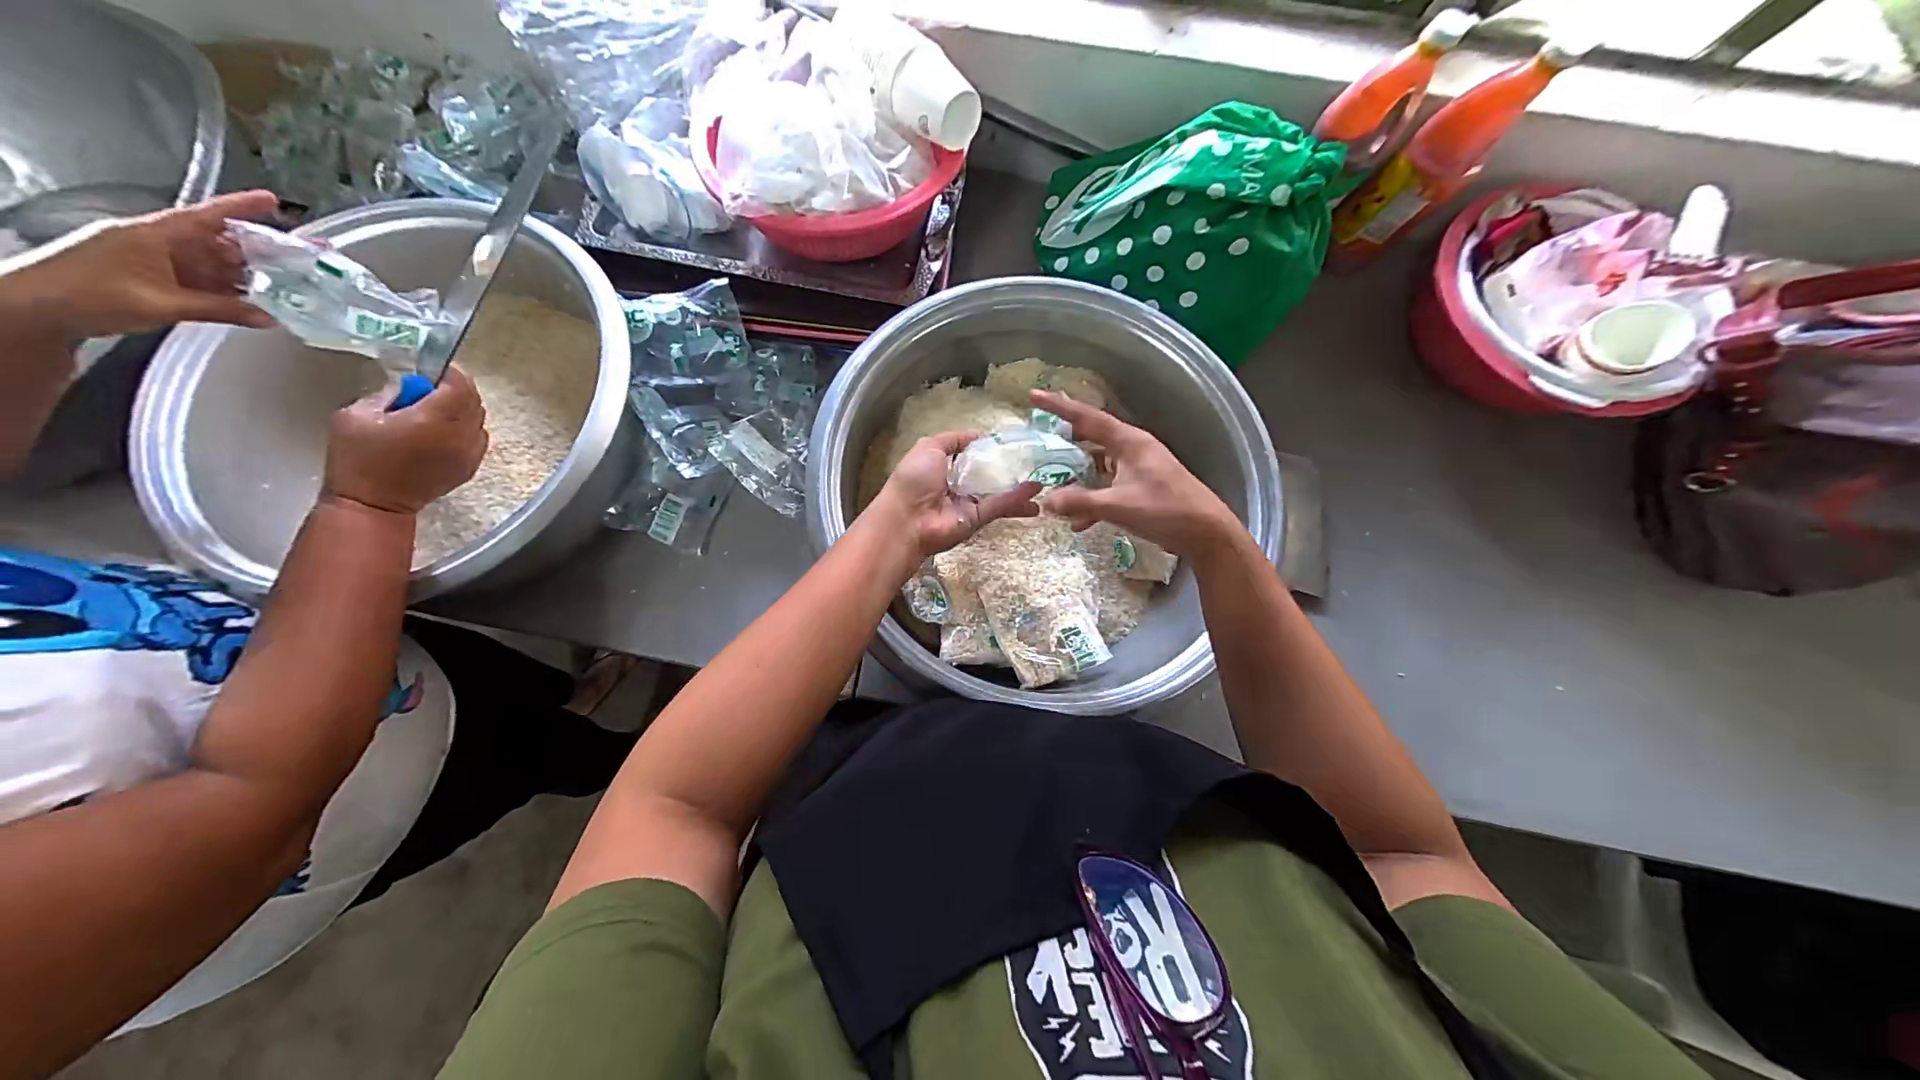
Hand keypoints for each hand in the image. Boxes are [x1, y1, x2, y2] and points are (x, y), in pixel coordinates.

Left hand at [0, 190, 280, 340]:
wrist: (32, 311)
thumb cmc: (87, 295)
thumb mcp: (162, 304)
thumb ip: (220, 310)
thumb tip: (268, 317)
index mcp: (151, 235)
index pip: (205, 216)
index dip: (240, 207)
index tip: (272, 200)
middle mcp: (153, 243)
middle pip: (213, 242)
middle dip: (252, 253)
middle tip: (291, 266)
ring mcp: (151, 261)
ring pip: (208, 264)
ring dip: (240, 277)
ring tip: (277, 289)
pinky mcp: (150, 279)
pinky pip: (196, 280)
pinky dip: (223, 291)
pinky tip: (245, 302)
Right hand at [323, 366, 488, 514]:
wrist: (374, 504)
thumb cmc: (358, 458)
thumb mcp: (356, 414)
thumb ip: (387, 393)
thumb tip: (410, 385)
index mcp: (435, 419)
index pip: (460, 386)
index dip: (448, 373)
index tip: (431, 370)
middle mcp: (460, 435)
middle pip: (474, 400)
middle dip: (456, 389)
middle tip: (430, 387)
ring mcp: (470, 453)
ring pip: (479, 419)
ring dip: (463, 408)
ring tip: (435, 410)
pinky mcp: (471, 466)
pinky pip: (478, 438)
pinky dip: (466, 427)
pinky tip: (442, 431)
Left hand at [866, 432, 1040, 560]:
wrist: (907, 520)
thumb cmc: (913, 480)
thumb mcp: (929, 447)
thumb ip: (954, 439)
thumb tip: (980, 435)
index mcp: (944, 466)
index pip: (972, 455)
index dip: (991, 447)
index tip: (1013, 440)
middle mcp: (958, 485)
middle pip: (989, 474)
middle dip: (1011, 467)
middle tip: (1036, 457)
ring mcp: (969, 503)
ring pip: (999, 491)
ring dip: (1020, 485)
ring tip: (1044, 476)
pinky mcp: (978, 519)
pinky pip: (1000, 505)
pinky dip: (1018, 497)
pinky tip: (1036, 489)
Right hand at [1032, 390, 1245, 556]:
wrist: (1207, 532)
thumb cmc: (1165, 510)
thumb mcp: (1117, 506)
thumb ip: (1080, 502)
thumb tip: (1047, 501)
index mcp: (1129, 442)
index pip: (1087, 417)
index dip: (1059, 406)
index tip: (1035, 395)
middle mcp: (1134, 448)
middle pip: (1093, 436)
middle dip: (1066, 438)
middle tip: (1041, 437)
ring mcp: (1140, 467)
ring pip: (1100, 463)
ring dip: (1078, 474)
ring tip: (1054, 481)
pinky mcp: (1144, 487)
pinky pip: (1110, 485)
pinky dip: (1094, 498)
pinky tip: (1080, 522)